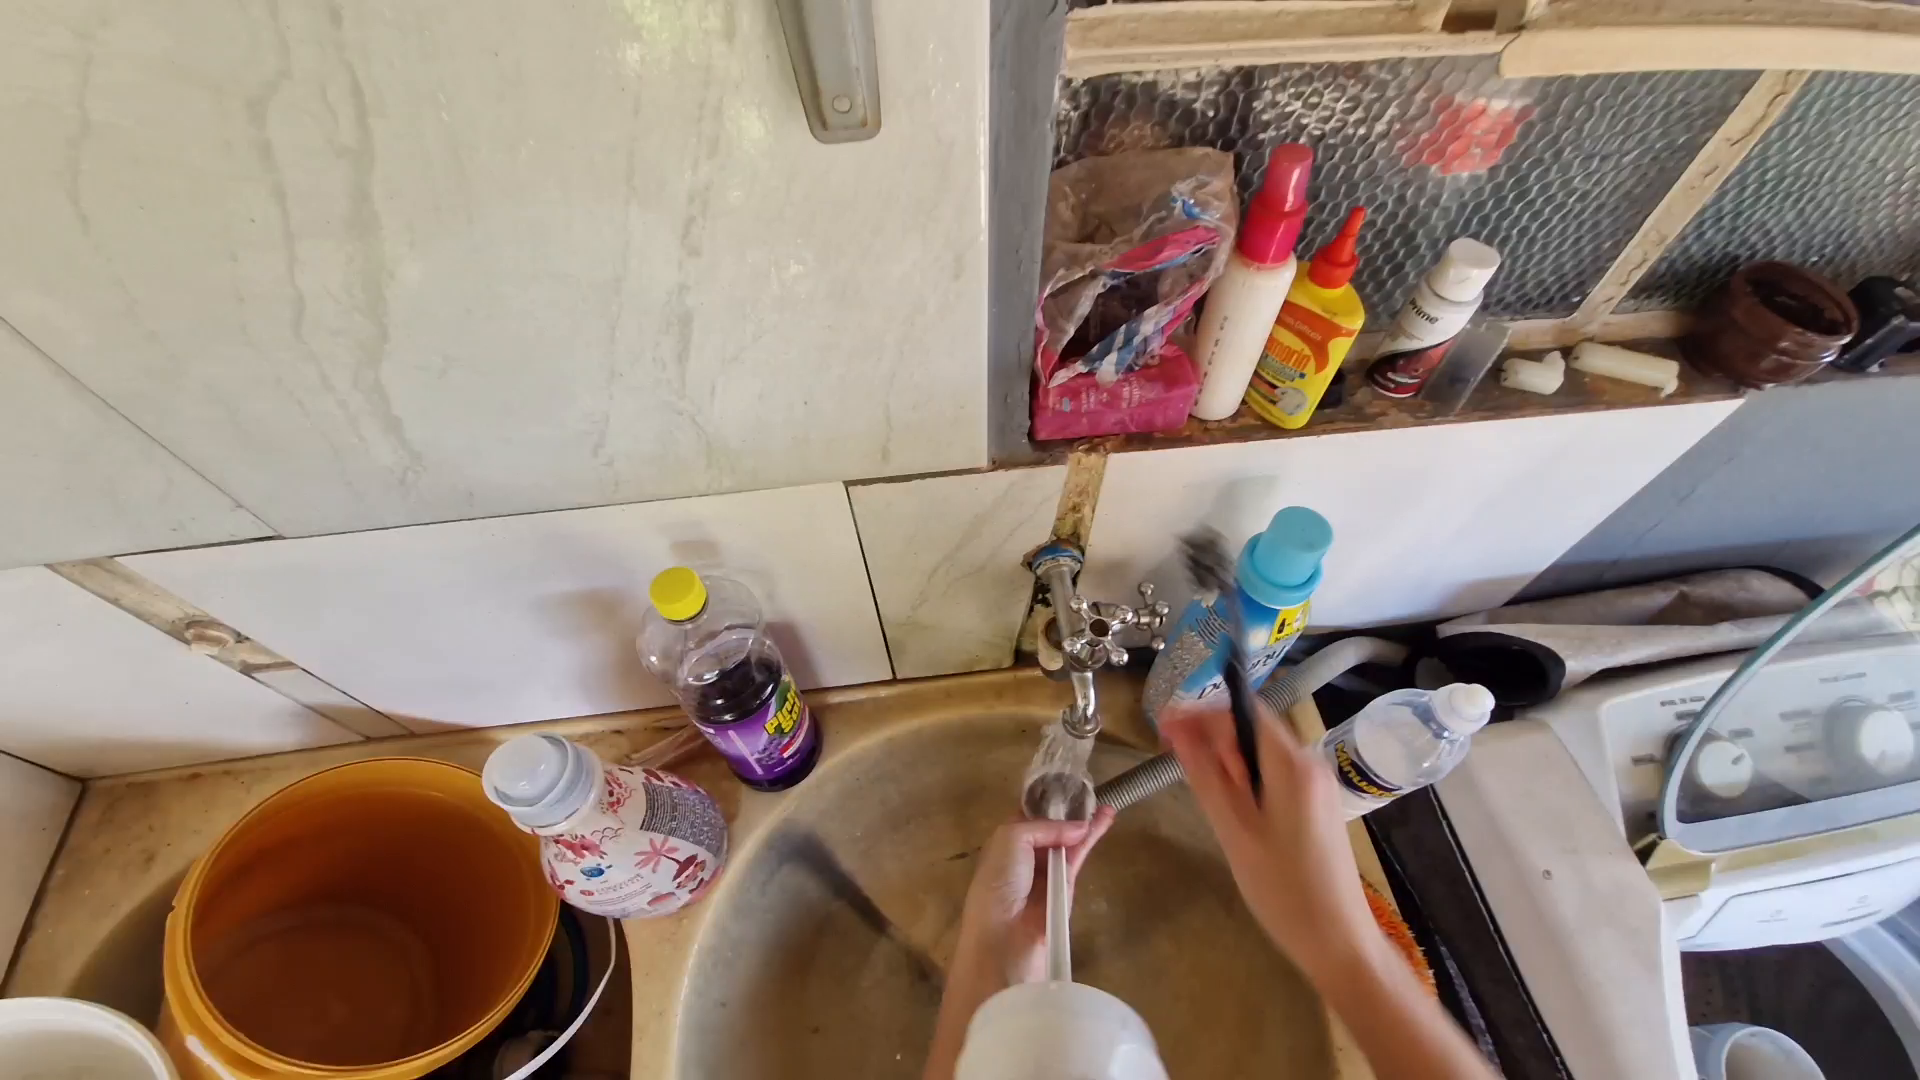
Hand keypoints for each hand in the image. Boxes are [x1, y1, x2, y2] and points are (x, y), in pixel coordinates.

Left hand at [951, 807, 1116, 987]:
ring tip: (1107, 801)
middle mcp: (1025, 852)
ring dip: (1086, 820)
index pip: (1028, 813)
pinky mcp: (1067, 885)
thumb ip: (1045, 826)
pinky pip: (1079, 854)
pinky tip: (1105, 818)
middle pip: (1052, 825)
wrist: (1005, 938)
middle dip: (1069, 808)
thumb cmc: (999, 881)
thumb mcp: (1010, 839)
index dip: (1046, 798)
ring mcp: (1047, 869)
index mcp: (1005, 839)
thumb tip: (1080, 828)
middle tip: (1090, 790)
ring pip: (1068, 838)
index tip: (1066, 782)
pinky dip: (1092, 836)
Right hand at [1161, 699, 1380, 977]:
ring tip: (1206, 793)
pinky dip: (1246, 778)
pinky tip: (1233, 809)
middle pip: (1251, 728)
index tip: (1163, 730)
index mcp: (1292, 764)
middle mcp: (1311, 764)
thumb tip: (1177, 727)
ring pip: (1260, 752)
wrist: (1340, 944)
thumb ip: (1204, 773)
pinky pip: (1273, 773)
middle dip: (1211, 738)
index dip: (1199, 713)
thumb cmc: (1282, 888)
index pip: (1241, 711)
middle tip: (1178, 764)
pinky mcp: (1317, 805)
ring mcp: (1318, 785)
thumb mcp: (1233, 829)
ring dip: (1227, 761)